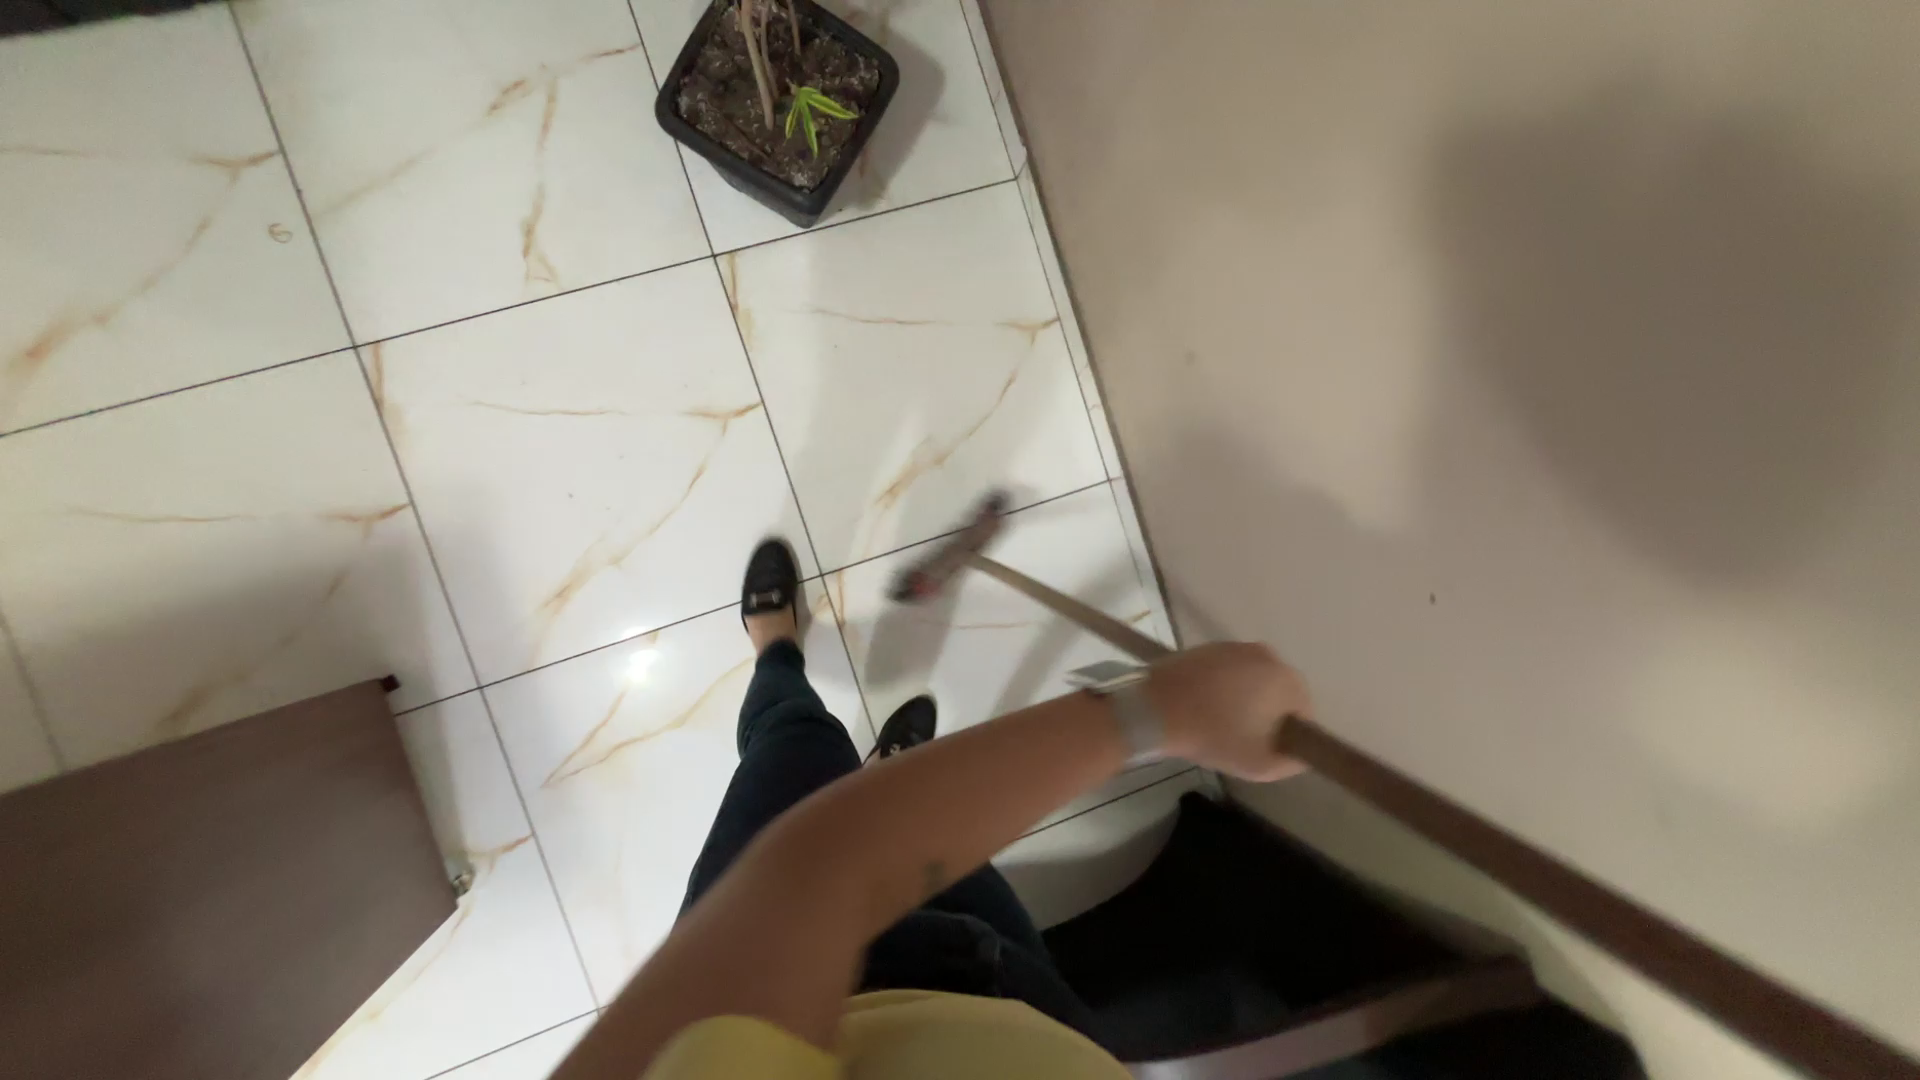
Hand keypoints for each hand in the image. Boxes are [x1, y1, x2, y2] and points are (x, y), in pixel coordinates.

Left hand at [1143, 642, 1311, 781]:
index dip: (1288, 734)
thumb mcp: (1261, 765)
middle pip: (1277, 692)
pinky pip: (1226, 671)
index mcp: (1285, 678)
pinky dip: (1220, 686)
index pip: (1302, 711)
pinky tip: (1203, 704)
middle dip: (1265, 713)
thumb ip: (1291, 761)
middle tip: (1242, 735)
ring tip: (1219, 720)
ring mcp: (1233, 647)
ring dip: (1243, 698)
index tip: (1265, 746)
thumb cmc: (1213, 735)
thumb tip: (1297, 752)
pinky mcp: (1206, 647)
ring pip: (1251, 680)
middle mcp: (1265, 654)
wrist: (1155, 707)